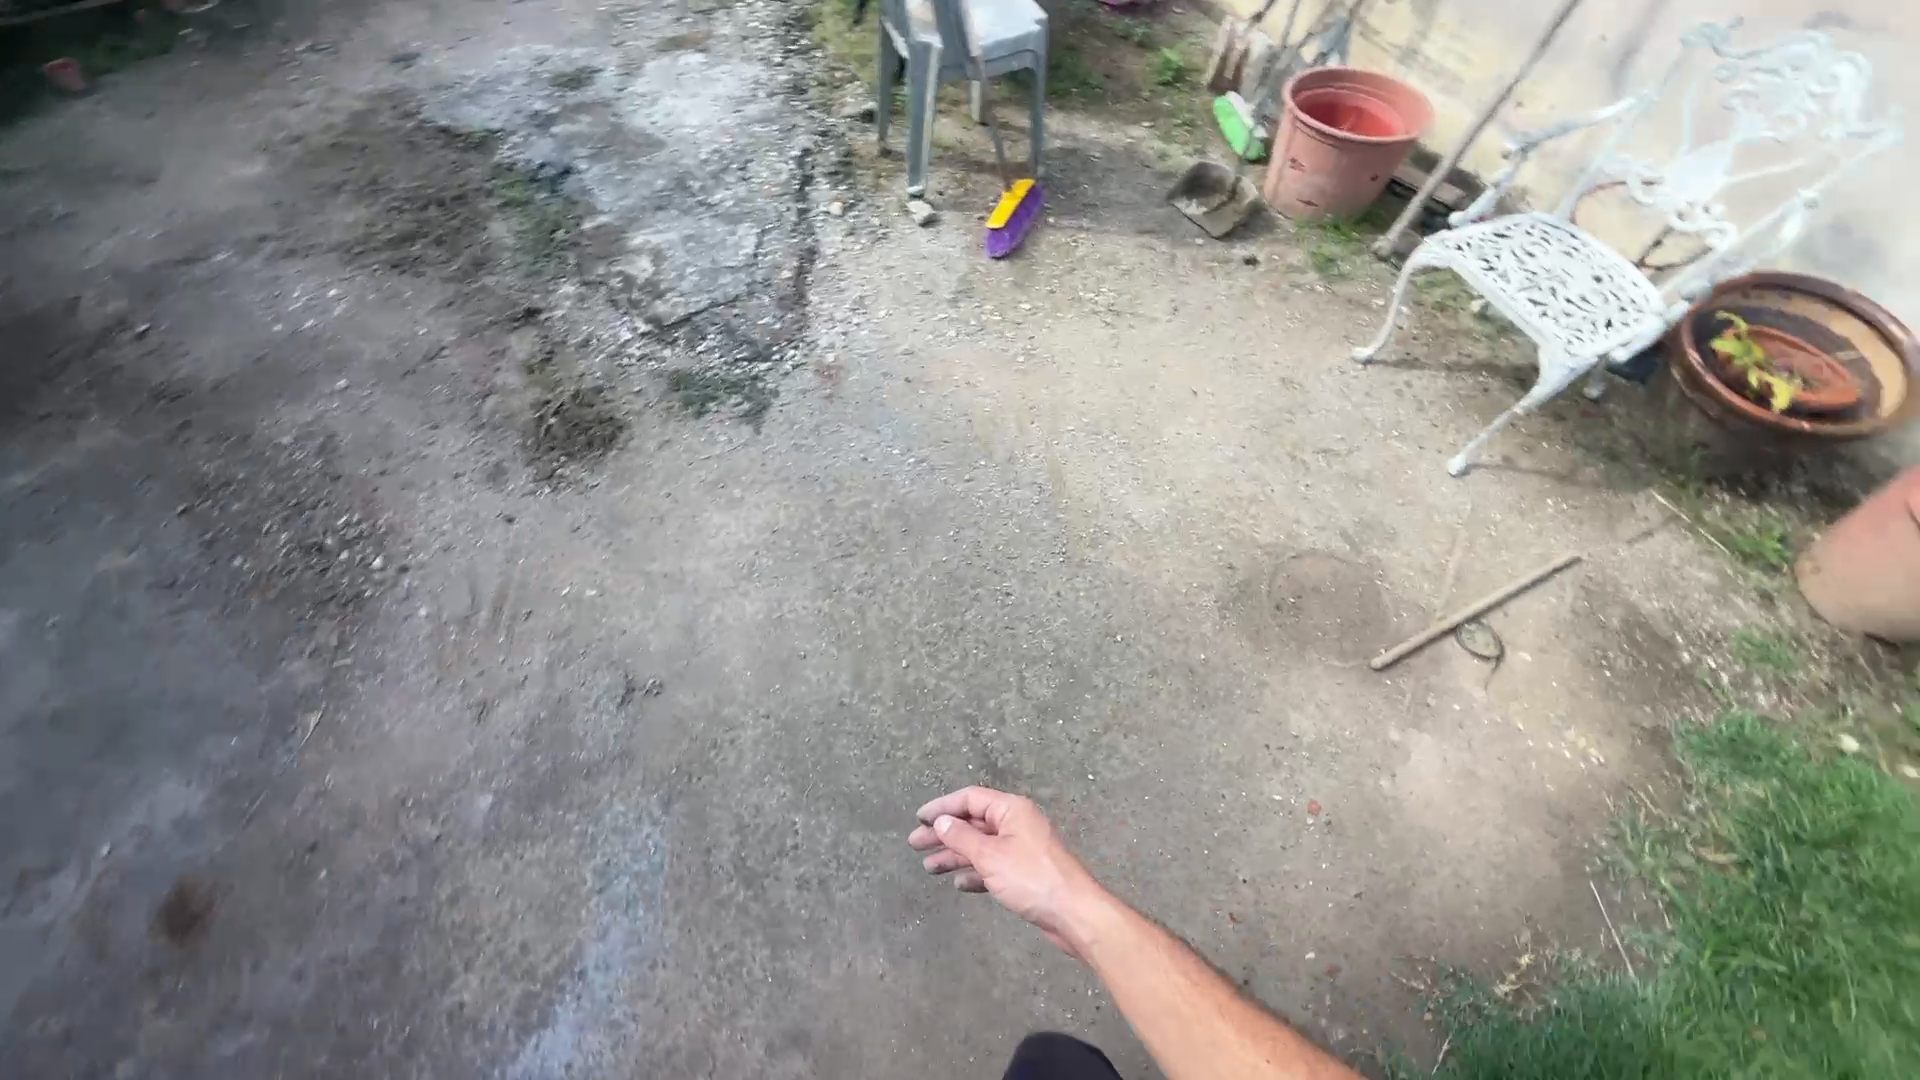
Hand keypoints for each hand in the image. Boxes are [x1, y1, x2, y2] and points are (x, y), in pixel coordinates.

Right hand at [907, 786, 1112, 959]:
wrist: (1073, 913)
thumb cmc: (1032, 878)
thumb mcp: (990, 856)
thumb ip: (962, 837)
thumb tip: (941, 821)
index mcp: (1011, 810)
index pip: (970, 799)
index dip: (942, 807)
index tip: (919, 818)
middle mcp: (1016, 824)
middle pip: (973, 823)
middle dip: (944, 833)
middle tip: (915, 844)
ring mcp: (1021, 849)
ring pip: (981, 846)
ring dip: (955, 855)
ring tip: (929, 867)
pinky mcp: (1024, 873)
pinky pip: (993, 866)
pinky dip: (975, 873)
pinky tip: (959, 883)